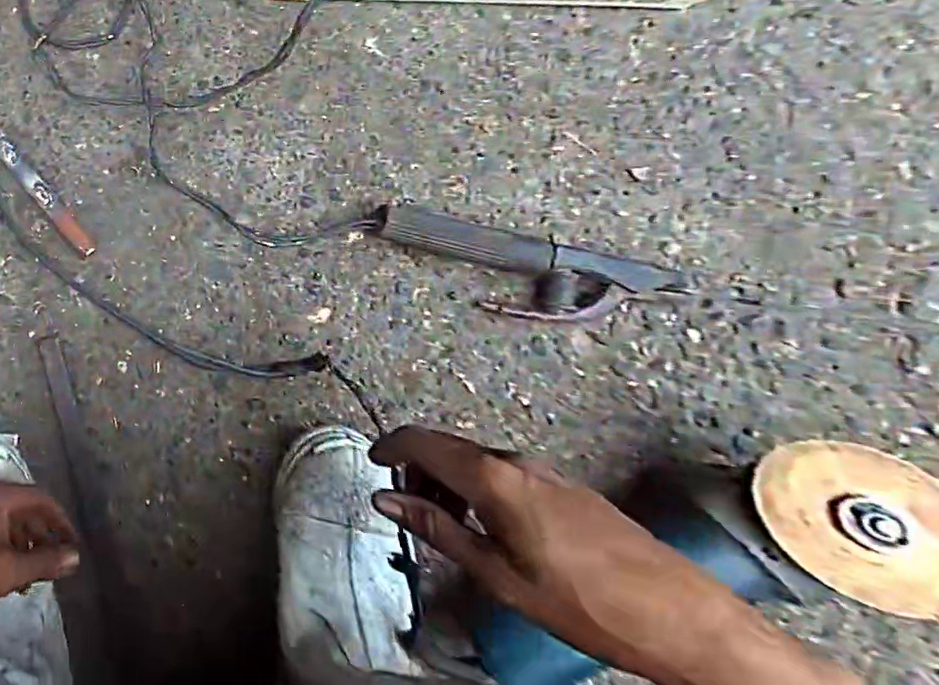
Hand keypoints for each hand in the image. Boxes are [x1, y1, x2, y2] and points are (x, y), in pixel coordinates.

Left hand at [0, 483, 79, 684]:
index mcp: (1, 496)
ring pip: (14, 521)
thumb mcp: (12, 568)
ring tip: (37, 575)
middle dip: (45, 535)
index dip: (61, 520)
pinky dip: (13, 547)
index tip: (73, 543)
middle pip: (28, 508)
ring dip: (29, 545)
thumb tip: (75, 556)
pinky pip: (0, 528)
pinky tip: (15, 575)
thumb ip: (46, 560)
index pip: (42, 498)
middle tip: (58, 561)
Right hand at [369, 426, 856, 684]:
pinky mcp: (569, 489)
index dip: (388, 447)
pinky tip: (489, 526)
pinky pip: (506, 473)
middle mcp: (516, 462)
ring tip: (447, 521)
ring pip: (476, 460)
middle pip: (446, 447)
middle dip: (417, 468)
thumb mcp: (498, 573)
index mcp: (492, 477)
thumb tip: (385, 498)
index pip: (420, 441)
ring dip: (448, 479)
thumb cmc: (589, 604)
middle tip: (406, 502)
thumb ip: (435, 527)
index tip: (373, 461)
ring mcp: (547, 473)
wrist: (694, 626)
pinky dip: (480, 487)